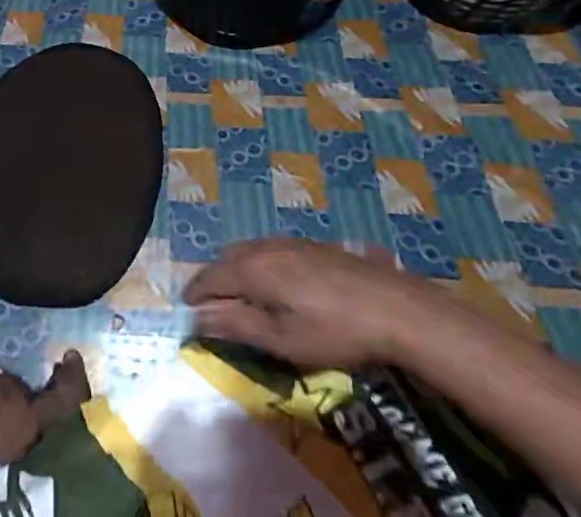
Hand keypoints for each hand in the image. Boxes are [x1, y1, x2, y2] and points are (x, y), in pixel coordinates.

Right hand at [183, 238, 437, 368]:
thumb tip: (196, 317)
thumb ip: (235, 324)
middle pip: (226, 259)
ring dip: (237, 272)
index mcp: (252, 268)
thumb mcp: (280, 339)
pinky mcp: (312, 245)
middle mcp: (265, 246)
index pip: (208, 277)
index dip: (194, 296)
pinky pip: (270, 250)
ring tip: (242, 299)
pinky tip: (277, 288)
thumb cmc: (332, 330)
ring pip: (249, 251)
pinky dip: (259, 266)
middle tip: (213, 309)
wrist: (393, 307)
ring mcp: (290, 242)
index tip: (187, 315)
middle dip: (214, 281)